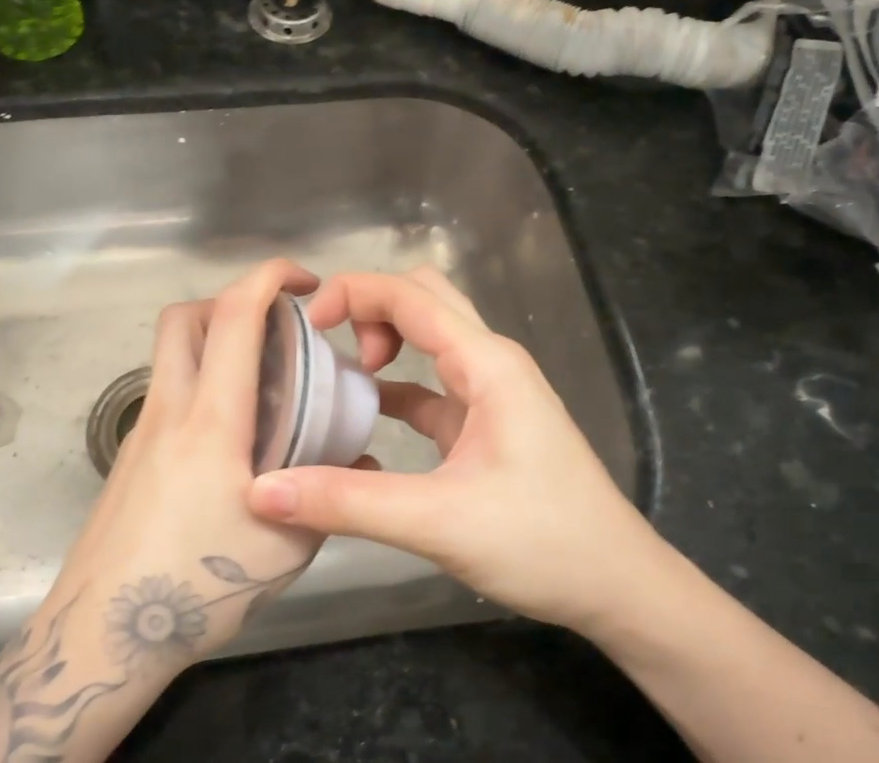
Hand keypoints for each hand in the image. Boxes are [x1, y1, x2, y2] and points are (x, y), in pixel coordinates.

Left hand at [0, 261, 325, 762]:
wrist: (102, 633)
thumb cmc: (198, 586)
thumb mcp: (286, 549)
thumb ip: (328, 496)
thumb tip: (360, 463)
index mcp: (213, 419)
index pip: (234, 315)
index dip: (269, 277)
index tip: (306, 281)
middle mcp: (170, 410)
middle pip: (185, 317)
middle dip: (232, 301)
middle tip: (277, 329)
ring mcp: (142, 432)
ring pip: (172, 354)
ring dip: (215, 343)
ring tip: (264, 384)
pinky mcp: (130, 456)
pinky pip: (169, 393)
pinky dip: (202, 385)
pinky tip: (234, 440)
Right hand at [245, 268, 665, 633]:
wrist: (617, 585)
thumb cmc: (542, 542)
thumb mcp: (437, 521)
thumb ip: (347, 502)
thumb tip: (261, 490)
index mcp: (486, 363)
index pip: (410, 295)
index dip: (353, 292)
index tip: (307, 325)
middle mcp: (490, 363)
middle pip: (423, 299)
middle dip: (370, 308)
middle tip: (329, 350)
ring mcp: (491, 394)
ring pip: (430, 339)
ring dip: (383, 343)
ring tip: (337, 380)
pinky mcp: (487, 426)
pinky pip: (432, 387)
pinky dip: (395, 389)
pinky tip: (363, 422)